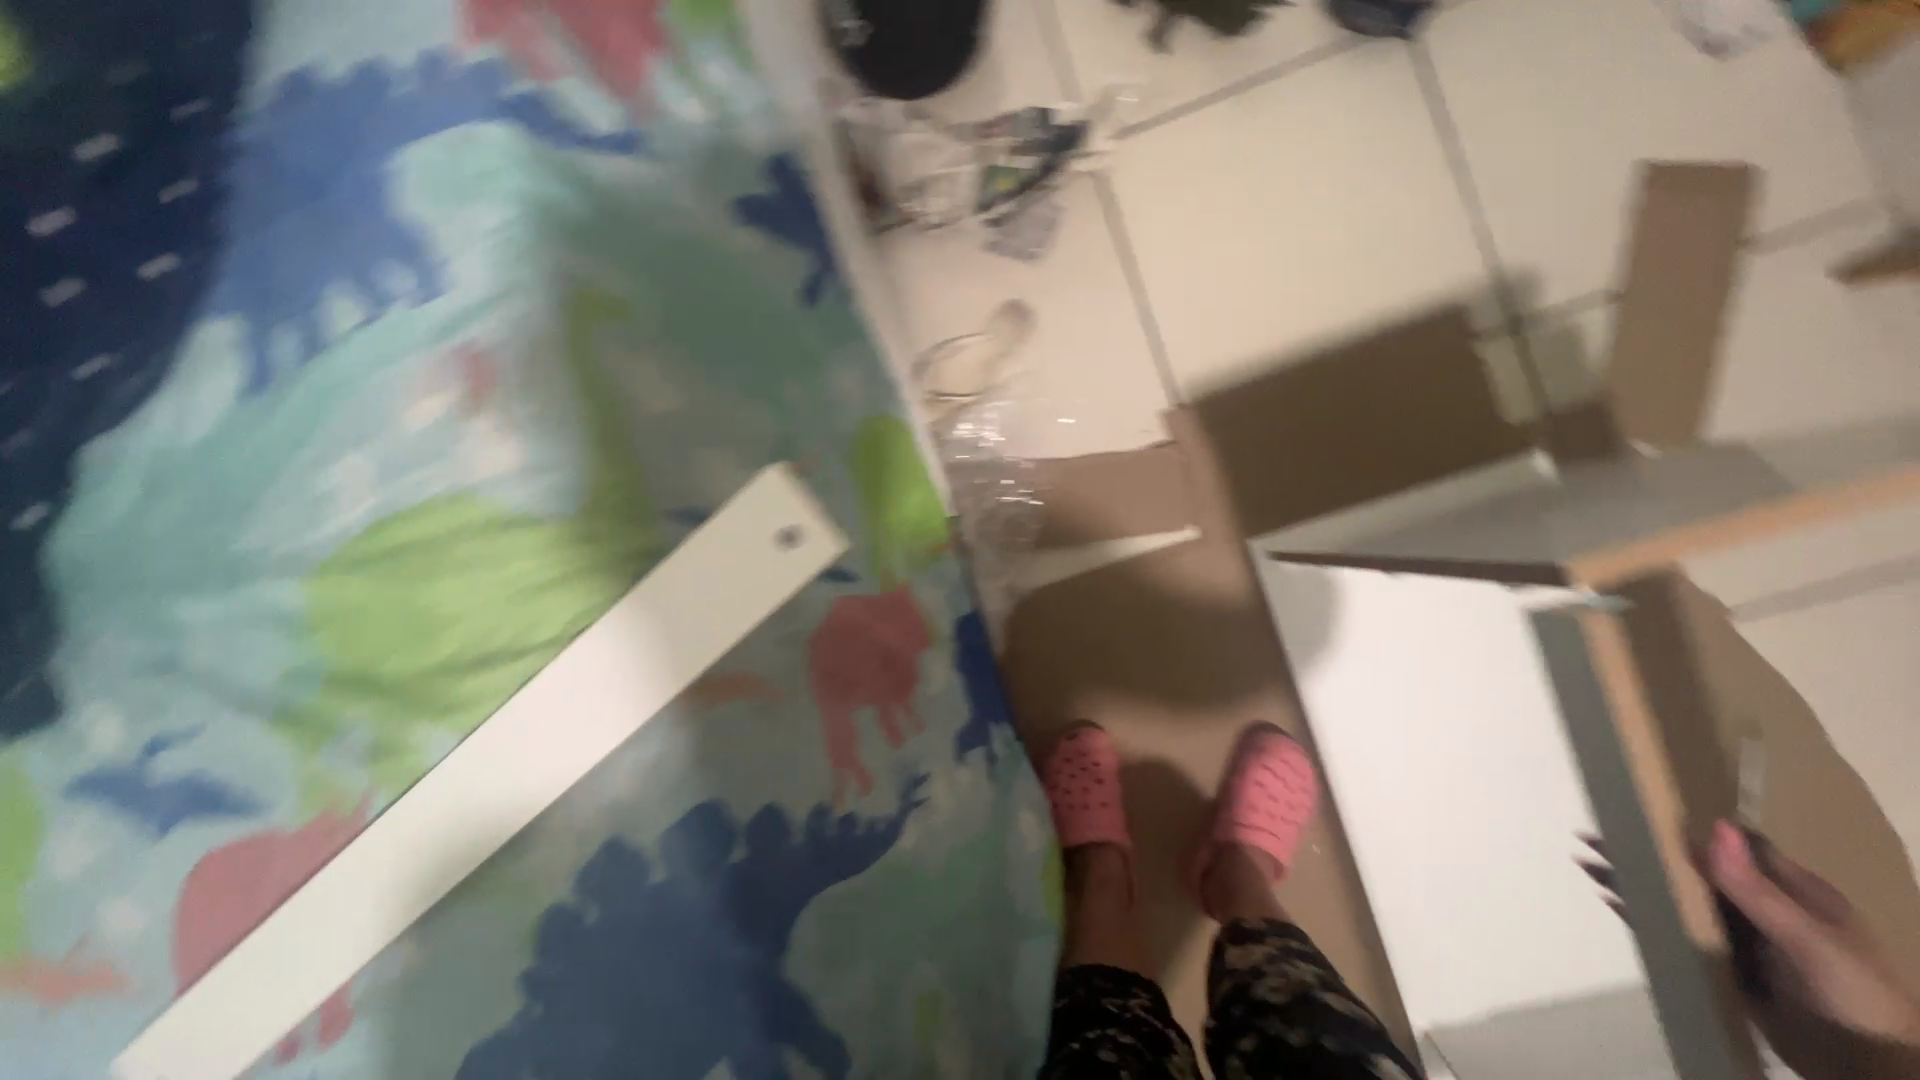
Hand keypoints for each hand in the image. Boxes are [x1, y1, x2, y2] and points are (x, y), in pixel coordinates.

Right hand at [1582, 822, 1919, 1079]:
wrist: (1868, 1074)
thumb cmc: (1853, 996)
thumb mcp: (1809, 941)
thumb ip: (1757, 889)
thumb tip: (1714, 825)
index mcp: (1793, 892)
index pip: (1731, 847)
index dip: (1687, 828)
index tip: (1641, 809)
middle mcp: (1765, 910)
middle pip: (1694, 872)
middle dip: (1645, 853)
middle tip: (1592, 837)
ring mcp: (1745, 941)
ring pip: (1681, 901)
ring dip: (1638, 882)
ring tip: (1588, 865)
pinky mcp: (1726, 968)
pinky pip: (1678, 934)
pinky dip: (1646, 917)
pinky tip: (1615, 904)